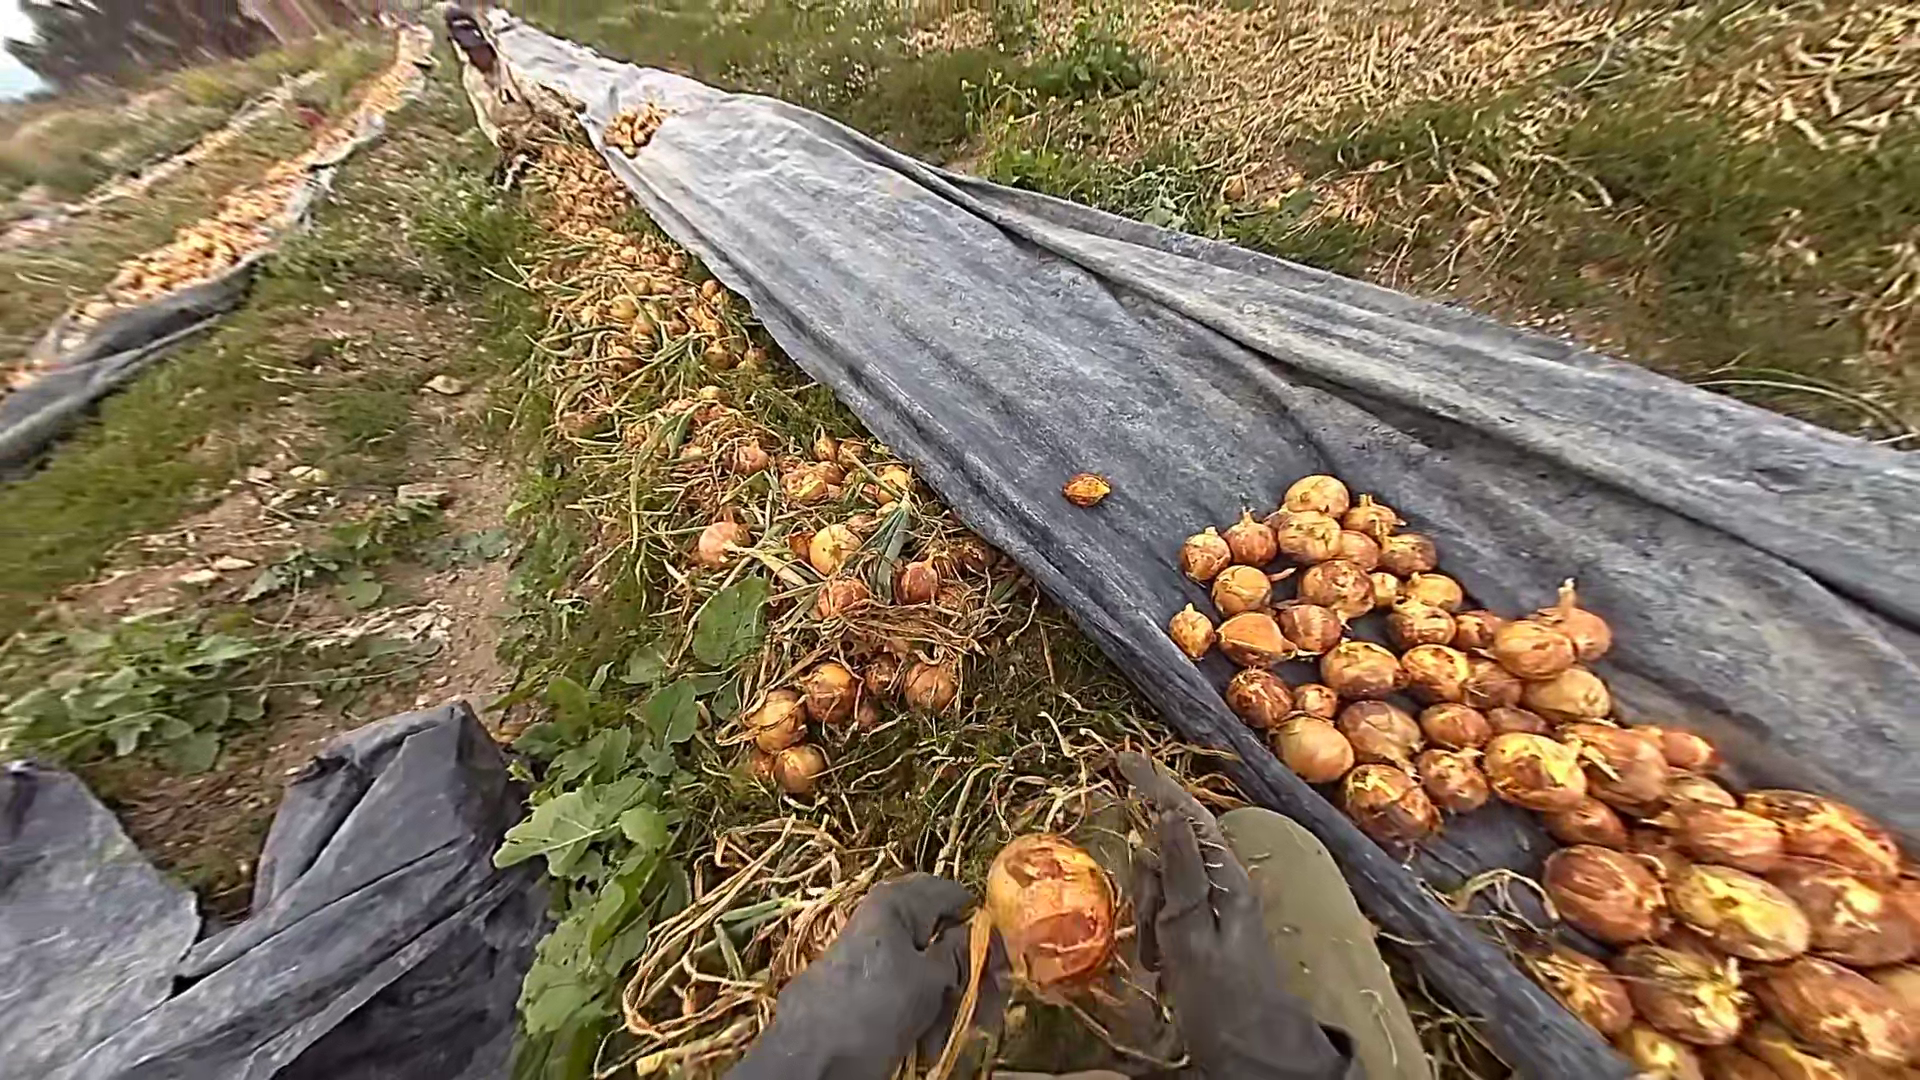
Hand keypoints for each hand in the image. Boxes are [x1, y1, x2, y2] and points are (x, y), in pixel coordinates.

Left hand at [726, 874, 1005, 1079]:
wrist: (805, 1063)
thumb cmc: (869, 1011)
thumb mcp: (927, 982)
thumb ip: (960, 953)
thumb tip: (984, 932)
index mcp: (897, 900)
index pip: (955, 895)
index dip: (981, 928)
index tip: (1002, 966)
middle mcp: (885, 916)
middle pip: (943, 934)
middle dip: (966, 973)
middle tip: (986, 1010)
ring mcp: (874, 951)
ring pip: (928, 967)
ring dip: (947, 1001)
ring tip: (949, 1036)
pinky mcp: (866, 983)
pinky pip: (907, 988)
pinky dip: (923, 1013)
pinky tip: (927, 1044)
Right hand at [1118, 753, 1350, 1079]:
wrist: (1255, 1060)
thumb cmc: (1224, 1000)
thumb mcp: (1192, 932)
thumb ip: (1180, 869)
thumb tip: (1168, 811)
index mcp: (1222, 875)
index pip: (1184, 811)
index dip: (1153, 781)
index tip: (1123, 758)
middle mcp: (1219, 879)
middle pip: (1165, 847)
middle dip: (1149, 881)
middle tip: (1154, 929)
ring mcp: (1211, 901)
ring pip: (1160, 877)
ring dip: (1151, 910)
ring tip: (1160, 955)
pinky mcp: (1201, 922)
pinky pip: (1164, 904)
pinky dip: (1155, 926)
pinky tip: (1161, 960)